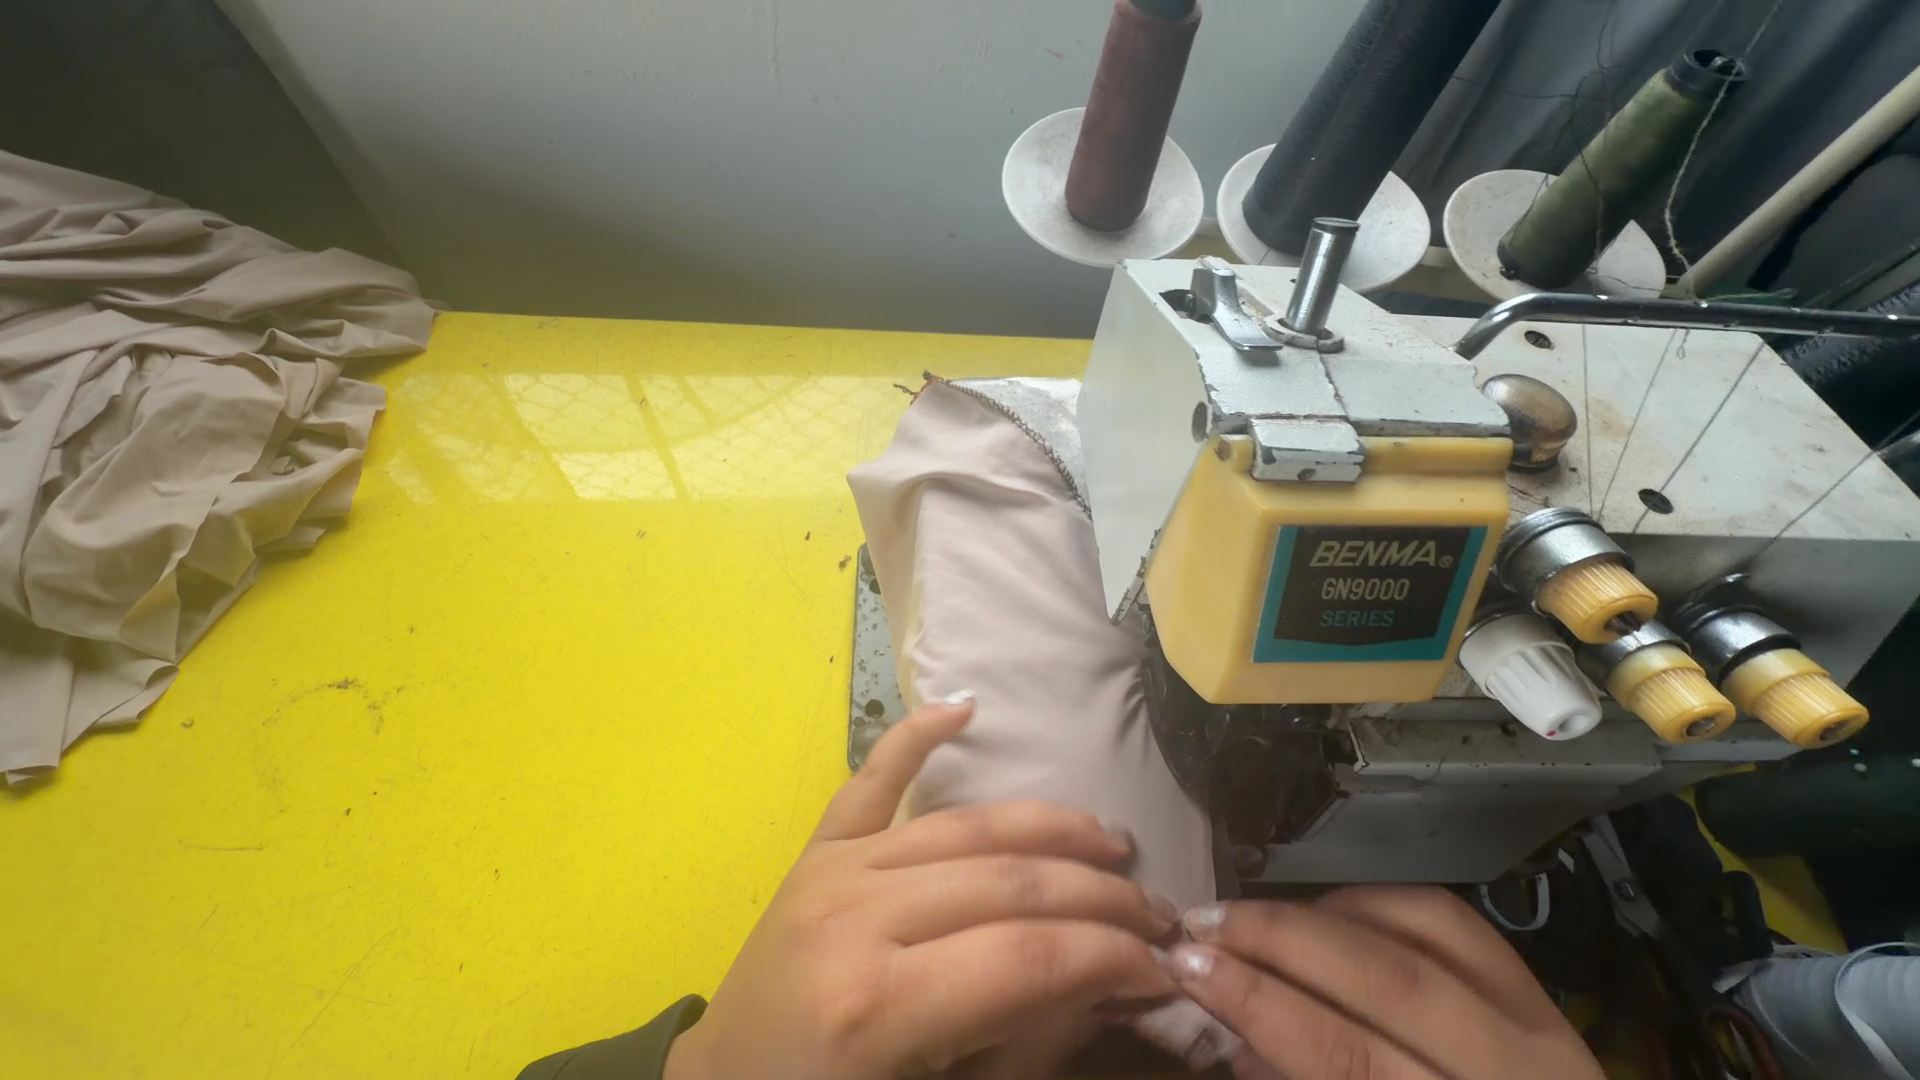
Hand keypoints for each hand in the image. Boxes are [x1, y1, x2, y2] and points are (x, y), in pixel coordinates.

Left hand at [665, 696, 1180, 1079]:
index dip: (1108, 955)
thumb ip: (1027, 1043)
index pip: (1026, 956)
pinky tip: (964, 707)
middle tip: (1157, 910)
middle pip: (1005, 883)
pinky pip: (870, 782)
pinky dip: (915, 737)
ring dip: (1046, 826)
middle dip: (1096, 895)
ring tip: (1110, 840)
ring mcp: (832, 871)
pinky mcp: (817, 852)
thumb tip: (1109, 982)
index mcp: (877, 1005)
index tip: (1161, 965)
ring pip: (962, 826)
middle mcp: (855, 918)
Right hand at [1163, 887, 1603, 1079]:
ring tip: (1253, 916)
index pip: (1349, 1057)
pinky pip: (1446, 917)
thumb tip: (1222, 1021)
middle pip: (1388, 979)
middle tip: (1203, 920)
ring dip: (1319, 913)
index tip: (1187, 962)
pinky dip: (1372, 900)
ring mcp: (1540, 1025)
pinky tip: (1325, 910)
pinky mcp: (1536, 990)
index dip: (1261, 1002)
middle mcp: (1515, 1071)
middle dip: (1280, 938)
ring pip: (1421, 931)